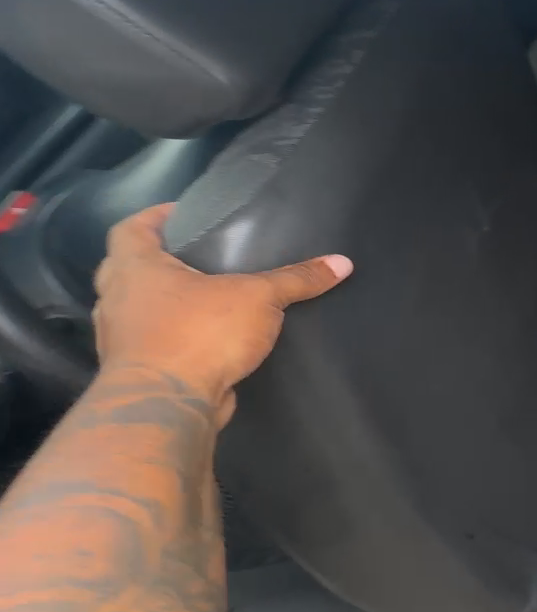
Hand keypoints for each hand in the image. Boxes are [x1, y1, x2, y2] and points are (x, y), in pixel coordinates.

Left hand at [92, 203, 351, 423]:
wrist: (167, 399)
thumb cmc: (200, 332)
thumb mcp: (260, 298)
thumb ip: (298, 279)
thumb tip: (342, 262)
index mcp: (135, 269)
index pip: (130, 229)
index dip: (154, 216)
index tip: (181, 212)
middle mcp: (118, 296)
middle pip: (131, 265)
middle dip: (162, 258)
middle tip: (201, 253)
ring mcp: (122, 332)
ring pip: (141, 302)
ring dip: (167, 296)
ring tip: (210, 293)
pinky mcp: (138, 363)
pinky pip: (155, 334)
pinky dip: (177, 328)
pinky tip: (208, 332)